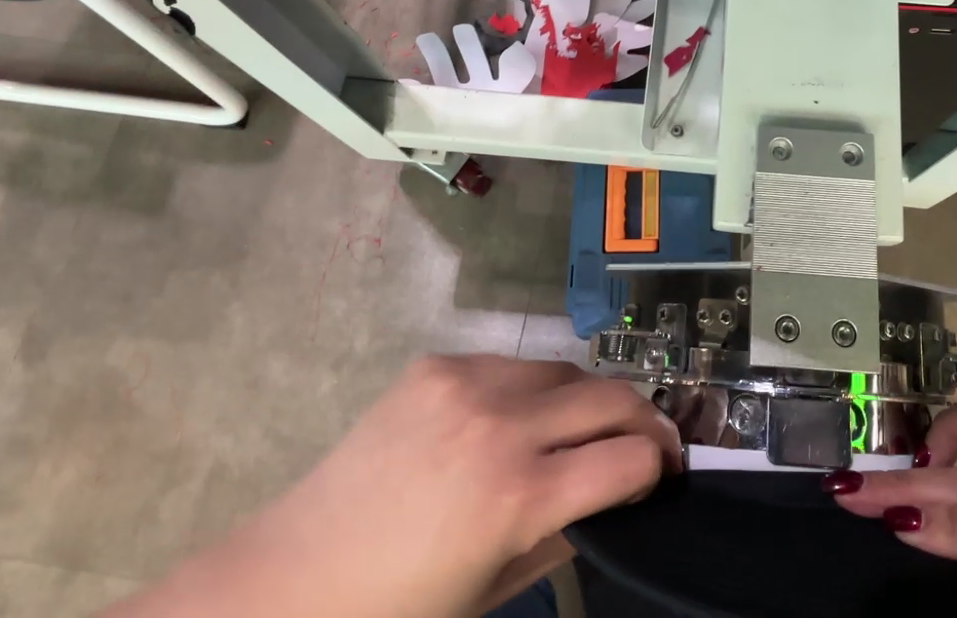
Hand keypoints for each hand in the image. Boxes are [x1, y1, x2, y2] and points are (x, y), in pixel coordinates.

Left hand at [107, 355, 679, 617]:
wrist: (293, 576)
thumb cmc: (401, 607)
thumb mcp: (497, 588)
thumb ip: (563, 534)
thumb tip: (608, 494)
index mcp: (520, 497)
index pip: (631, 459)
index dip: (661, 466)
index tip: (664, 475)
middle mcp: (502, 426)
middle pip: (612, 398)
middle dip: (646, 420)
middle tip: (651, 442)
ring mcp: (467, 385)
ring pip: (565, 370)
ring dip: (587, 399)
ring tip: (581, 427)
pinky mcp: (437, 364)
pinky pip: (510, 363)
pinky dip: (530, 387)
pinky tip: (515, 416)